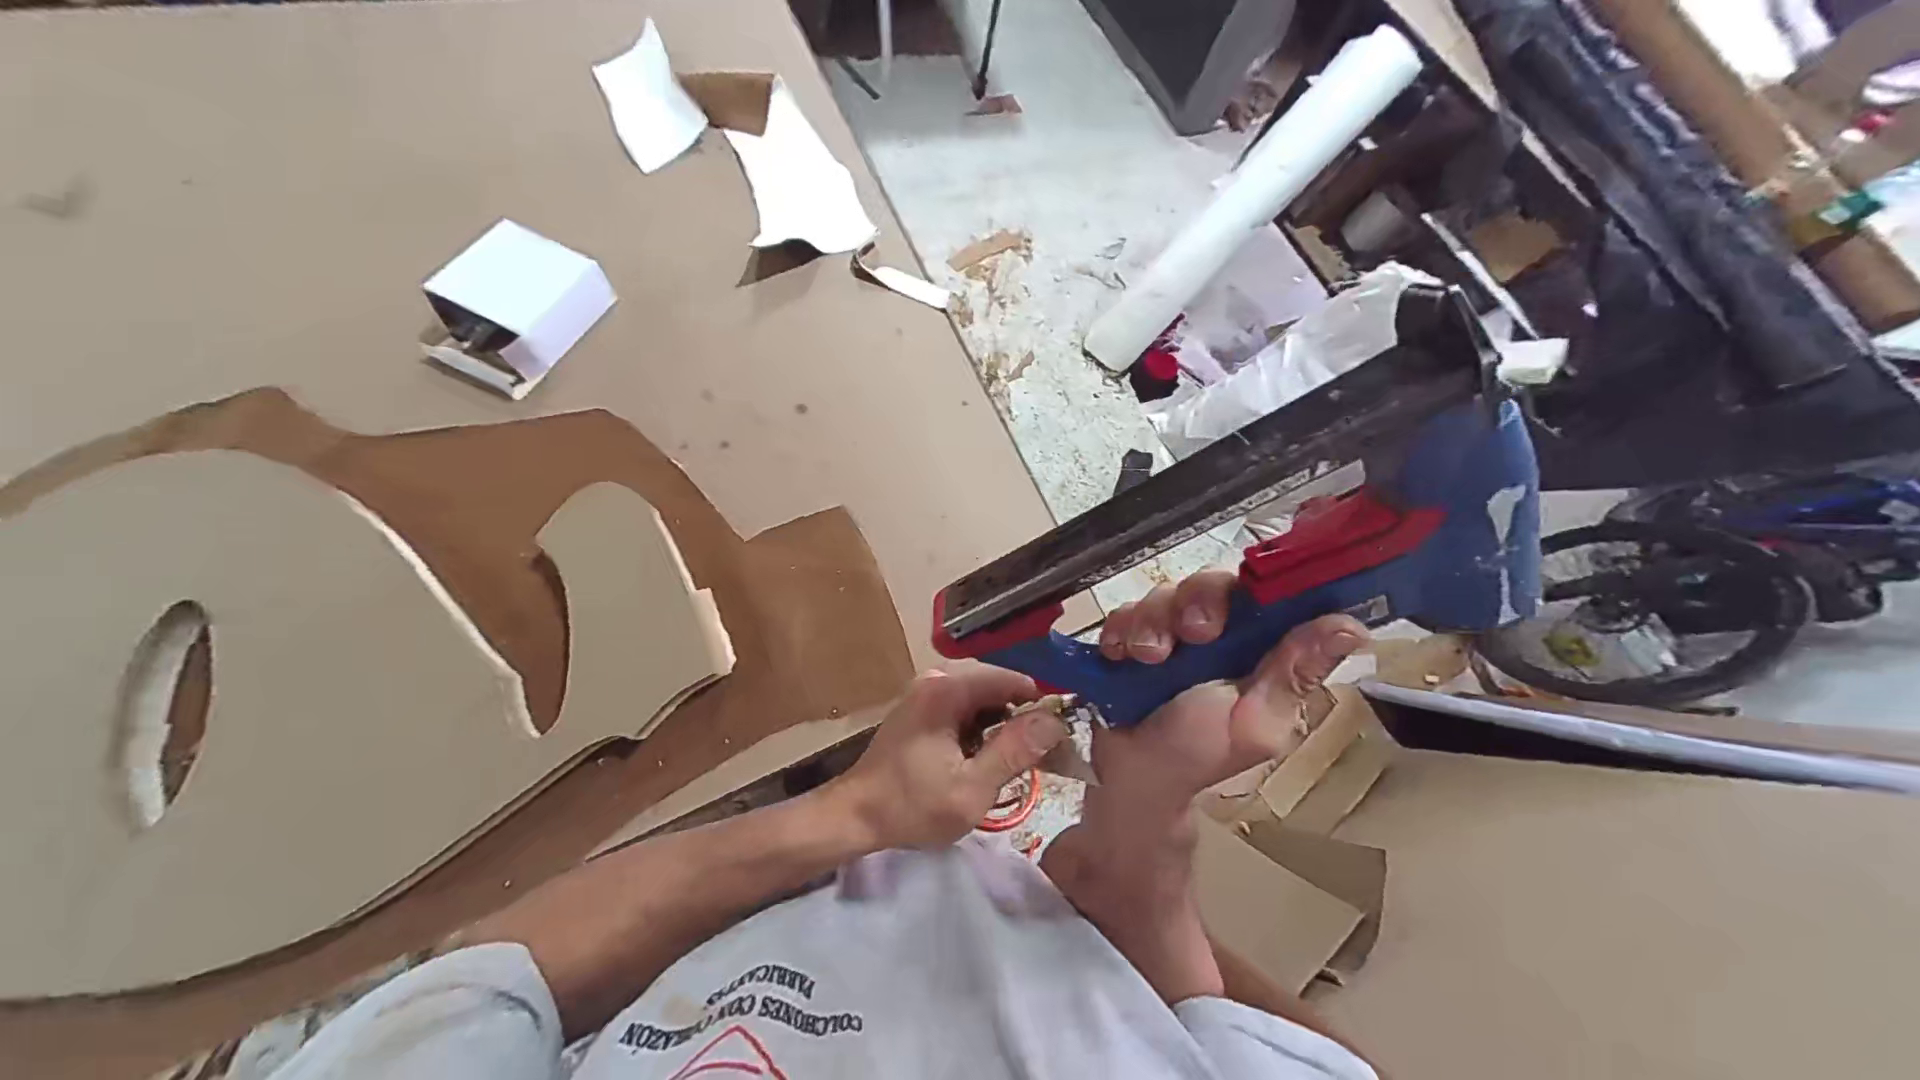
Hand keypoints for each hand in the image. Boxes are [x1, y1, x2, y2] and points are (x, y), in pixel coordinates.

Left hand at [823, 661, 1066, 851]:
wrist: (855, 816)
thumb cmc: (911, 806)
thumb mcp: (971, 789)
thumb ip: (1014, 751)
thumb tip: (1055, 721)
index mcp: (947, 690)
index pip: (1012, 680)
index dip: (1041, 705)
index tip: (1062, 735)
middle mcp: (936, 680)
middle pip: (998, 686)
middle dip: (1022, 717)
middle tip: (1042, 755)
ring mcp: (926, 691)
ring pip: (983, 699)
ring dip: (1003, 726)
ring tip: (1017, 761)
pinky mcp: (922, 707)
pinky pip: (965, 707)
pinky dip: (982, 729)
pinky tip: (987, 758)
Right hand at [1041, 571, 1367, 1002]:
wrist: (1132, 776)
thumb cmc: (1202, 754)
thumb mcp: (1256, 722)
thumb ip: (1293, 675)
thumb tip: (1353, 628)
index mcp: (1256, 645)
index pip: (1265, 592)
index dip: (1258, 583)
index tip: (1248, 598)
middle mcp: (1215, 628)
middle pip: (1209, 582)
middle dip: (1197, 599)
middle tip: (1192, 632)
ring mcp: (1168, 627)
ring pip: (1162, 594)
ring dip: (1153, 619)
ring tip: (1145, 656)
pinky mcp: (1129, 632)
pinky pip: (1124, 612)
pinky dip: (1120, 628)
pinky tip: (1119, 654)